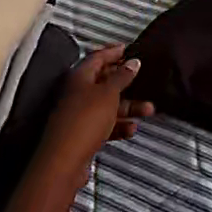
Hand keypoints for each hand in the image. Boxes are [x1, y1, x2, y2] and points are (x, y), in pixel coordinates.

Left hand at [39, 44, 155, 183]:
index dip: (114, 52)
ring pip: (108, 105)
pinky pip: (105, 125)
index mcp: (79, 77)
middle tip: (143, 78)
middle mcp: (77, 93)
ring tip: (148, 109)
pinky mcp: (82, 134)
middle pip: (104, 81)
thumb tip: (133, 62)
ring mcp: (79, 114)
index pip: (98, 57)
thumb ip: (122, 76)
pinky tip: (131, 128)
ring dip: (128, 106)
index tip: (130, 49)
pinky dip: (119, 125)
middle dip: (126, 81)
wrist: (64, 162)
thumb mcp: (109, 94)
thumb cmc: (83, 121)